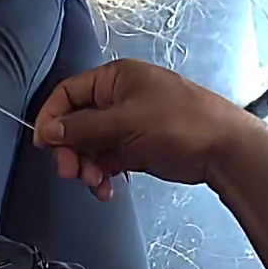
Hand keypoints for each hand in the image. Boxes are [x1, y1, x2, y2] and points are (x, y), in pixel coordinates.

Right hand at [32, 58, 267, 199]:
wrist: (223, 148)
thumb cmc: (179, 123)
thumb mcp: (125, 122)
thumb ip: (83, 127)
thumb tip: (49, 131)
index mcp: (114, 79)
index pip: (68, 94)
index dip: (52, 118)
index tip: (45, 144)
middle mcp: (118, 99)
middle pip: (76, 123)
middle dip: (71, 150)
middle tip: (71, 172)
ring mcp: (128, 125)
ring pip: (91, 146)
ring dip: (87, 166)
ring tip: (95, 183)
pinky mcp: (136, 148)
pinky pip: (108, 160)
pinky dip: (103, 174)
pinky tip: (106, 188)